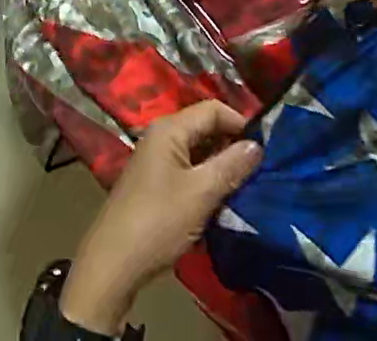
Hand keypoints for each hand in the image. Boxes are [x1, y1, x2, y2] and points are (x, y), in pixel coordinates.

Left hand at [60, 101, 263, 333]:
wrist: (111, 267)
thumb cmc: (158, 222)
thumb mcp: (201, 193)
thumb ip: (231, 165)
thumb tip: (257, 145)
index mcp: (169, 129)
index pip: (213, 109)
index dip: (240, 123)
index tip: (265, 146)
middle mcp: (161, 136)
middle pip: (205, 127)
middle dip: (232, 145)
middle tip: (258, 168)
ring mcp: (155, 160)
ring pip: (197, 151)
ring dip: (220, 165)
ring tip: (245, 185)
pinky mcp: (153, 183)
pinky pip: (187, 170)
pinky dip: (205, 179)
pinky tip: (221, 200)